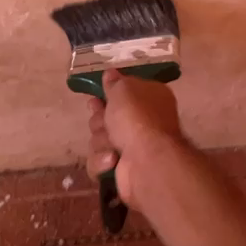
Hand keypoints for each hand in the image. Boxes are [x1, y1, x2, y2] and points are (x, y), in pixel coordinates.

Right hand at [85, 69, 187, 207]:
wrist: (145, 161)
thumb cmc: (137, 117)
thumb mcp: (123, 89)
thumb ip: (114, 81)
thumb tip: (110, 74)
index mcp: (150, 99)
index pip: (124, 94)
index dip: (108, 95)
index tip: (95, 98)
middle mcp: (143, 123)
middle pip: (107, 118)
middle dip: (100, 120)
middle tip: (104, 122)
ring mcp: (133, 149)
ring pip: (99, 140)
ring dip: (101, 141)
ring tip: (113, 145)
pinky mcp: (121, 171)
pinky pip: (98, 163)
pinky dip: (102, 161)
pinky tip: (113, 160)